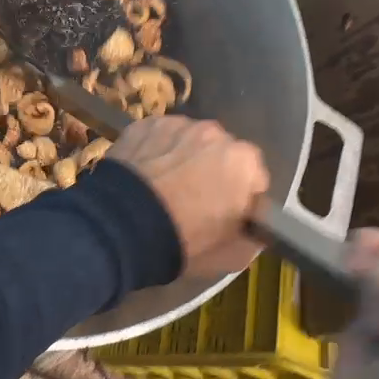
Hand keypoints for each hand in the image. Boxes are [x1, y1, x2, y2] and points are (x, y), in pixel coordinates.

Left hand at [108, 117, 267, 277]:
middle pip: (221, 152)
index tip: (227, 213)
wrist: (123, 224)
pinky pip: (159, 137)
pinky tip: (145, 173)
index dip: (243, 196)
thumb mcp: (233, 255)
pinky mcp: (144, 123)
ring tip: (165, 184)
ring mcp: (176, 123)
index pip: (255, 177)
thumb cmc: (185, 240)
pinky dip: (156, 150)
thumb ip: (252, 235)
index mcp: (243, 161)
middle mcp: (214, 132)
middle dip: (213, 170)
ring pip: (189, 141)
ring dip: (184, 157)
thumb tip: (252, 227)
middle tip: (195, 198)